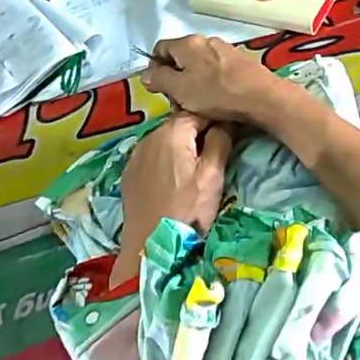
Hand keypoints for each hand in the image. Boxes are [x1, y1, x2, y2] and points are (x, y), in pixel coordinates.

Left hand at [119, 112, 233, 263]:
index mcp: (172, 131)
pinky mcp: (129, 172)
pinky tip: (172, 180)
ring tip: (194, 170)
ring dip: (181, 148)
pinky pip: (153, 156)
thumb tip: (225, 121)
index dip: (218, 122)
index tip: (230, 137)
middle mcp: (150, 135)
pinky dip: (165, 161)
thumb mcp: (212, 176)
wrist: (148, 246)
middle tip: (214, 156)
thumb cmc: (186, 210)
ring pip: (166, 140)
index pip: (201, 113)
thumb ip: (220, 142)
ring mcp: (136, 154)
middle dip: (199, 135)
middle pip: (181, 125)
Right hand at [141, 36, 294, 124]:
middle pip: (180, 57)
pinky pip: (215, 69)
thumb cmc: (216, 93)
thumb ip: (159, 79)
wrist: (262, 96)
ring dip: (192, 82)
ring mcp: (224, 49)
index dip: (154, 68)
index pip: (160, 48)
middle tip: (177, 101)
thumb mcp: (180, 90)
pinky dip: (210, 82)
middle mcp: (205, 40)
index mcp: (187, 43)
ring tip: (197, 104)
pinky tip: (216, 99)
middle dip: (174, 78)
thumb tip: (146, 74)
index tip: (158, 89)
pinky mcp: (239, 60)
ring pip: (198, 64)